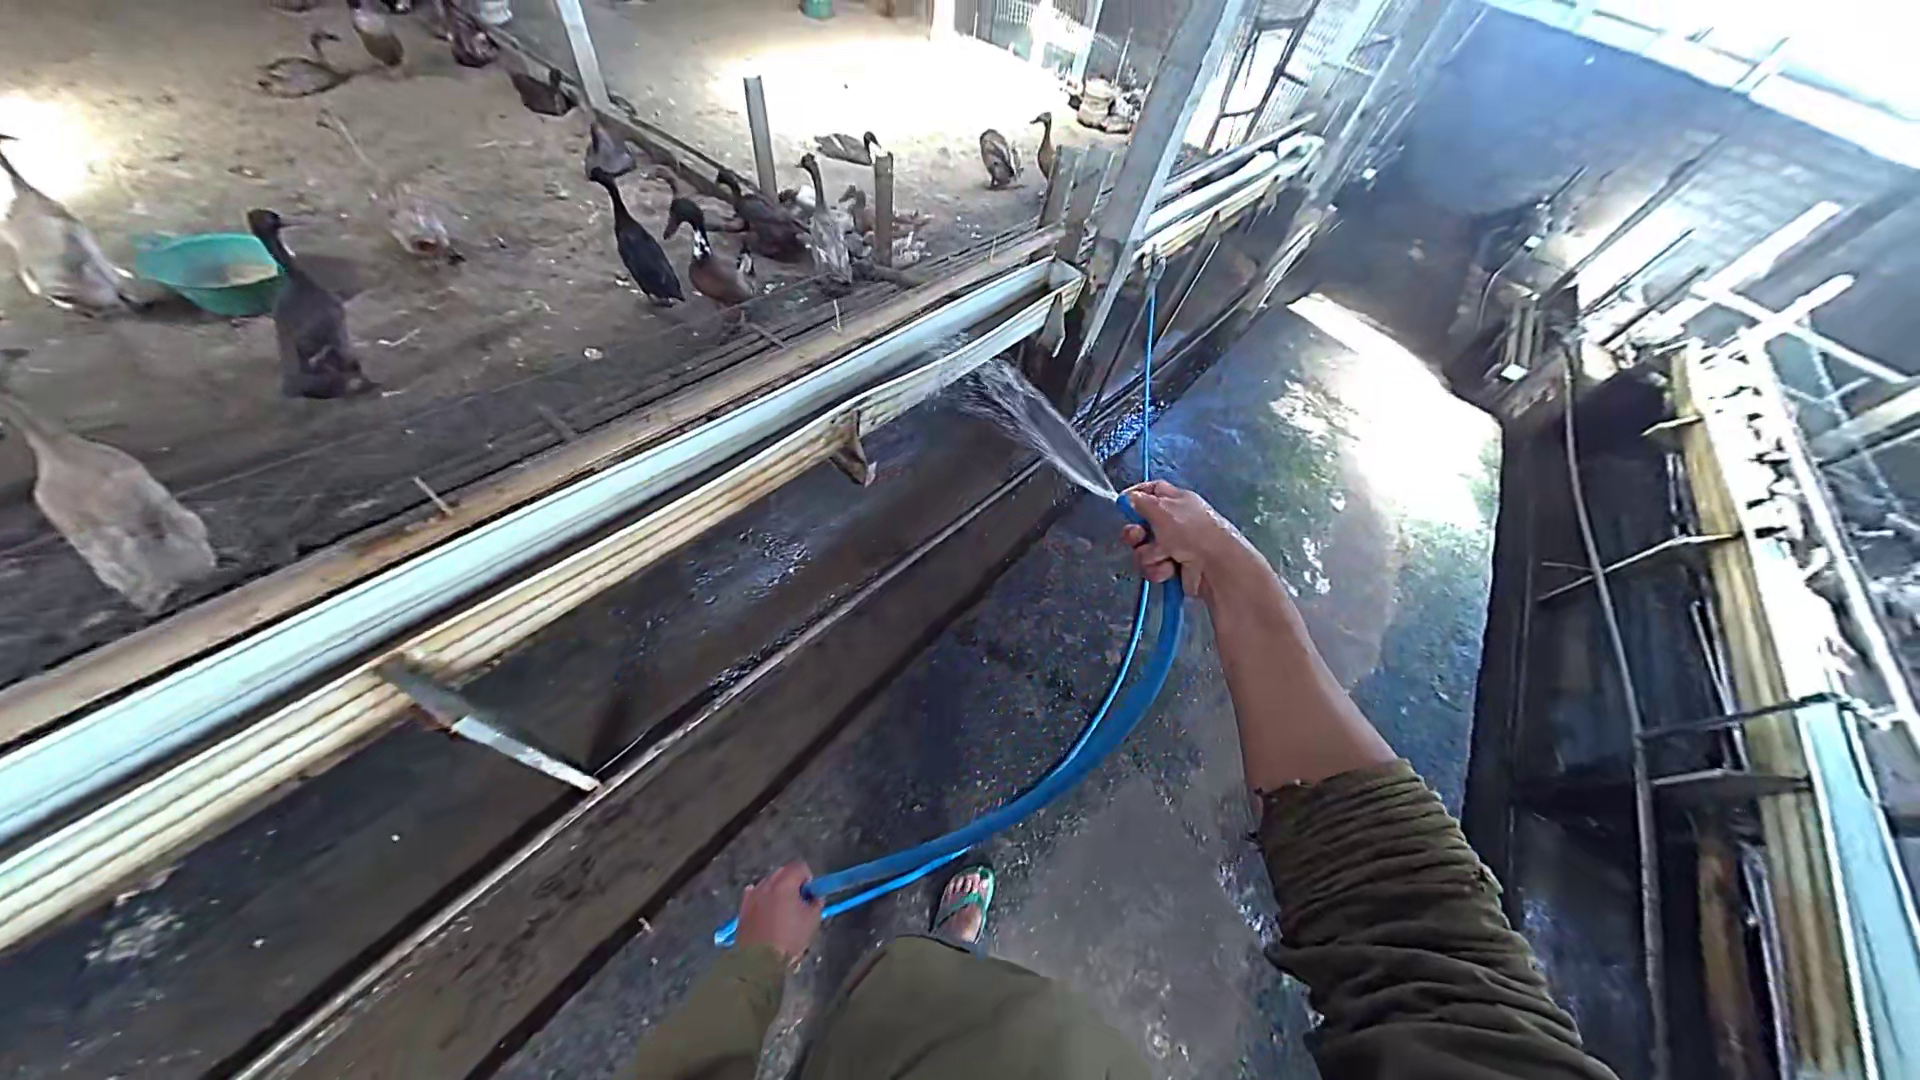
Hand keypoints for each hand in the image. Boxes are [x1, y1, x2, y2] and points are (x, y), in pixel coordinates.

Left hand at [734, 861, 821, 963]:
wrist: (757, 963)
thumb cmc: (788, 939)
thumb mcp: (812, 921)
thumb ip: (816, 904)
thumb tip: (814, 898)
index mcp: (785, 883)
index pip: (800, 866)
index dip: (807, 878)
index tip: (809, 894)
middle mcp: (767, 884)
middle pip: (783, 871)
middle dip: (792, 881)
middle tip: (798, 900)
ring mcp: (752, 895)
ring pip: (768, 882)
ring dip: (776, 889)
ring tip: (781, 908)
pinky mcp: (742, 909)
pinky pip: (754, 894)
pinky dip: (761, 897)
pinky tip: (765, 908)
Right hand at [1120, 480, 1263, 602]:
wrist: (1214, 567)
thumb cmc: (1191, 531)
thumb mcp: (1162, 509)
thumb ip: (1140, 501)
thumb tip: (1128, 498)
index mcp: (1177, 501)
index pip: (1152, 490)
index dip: (1135, 495)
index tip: (1121, 503)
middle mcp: (1174, 522)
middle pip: (1141, 524)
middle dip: (1135, 534)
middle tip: (1139, 537)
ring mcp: (1173, 546)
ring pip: (1143, 549)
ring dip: (1149, 555)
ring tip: (1165, 557)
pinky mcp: (1172, 567)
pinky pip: (1151, 567)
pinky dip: (1158, 569)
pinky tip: (1170, 569)